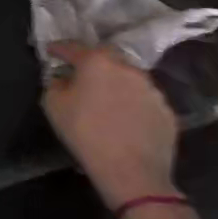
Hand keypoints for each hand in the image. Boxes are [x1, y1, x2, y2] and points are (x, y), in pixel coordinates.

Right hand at [40, 41, 178, 209]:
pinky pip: (143, 99)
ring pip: (128, 77)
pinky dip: (132, 102)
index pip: (73, 47)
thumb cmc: (85, 132)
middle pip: (106, 56)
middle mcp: (127, 68)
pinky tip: (124, 118)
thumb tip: (63, 79)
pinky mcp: (166, 111)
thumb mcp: (53, 105)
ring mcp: (152, 90)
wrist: (132, 171)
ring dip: (115, 82)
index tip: (50, 51)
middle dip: (92, 61)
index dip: (59, 48)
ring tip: (105, 98)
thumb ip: (55, 84)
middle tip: (81, 73)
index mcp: (97, 62)